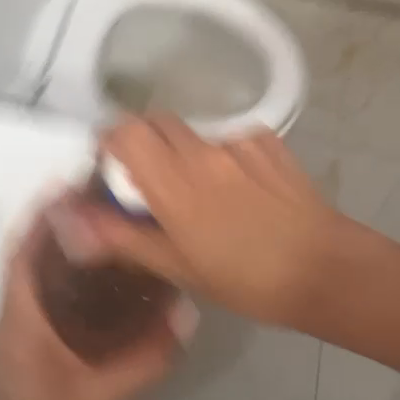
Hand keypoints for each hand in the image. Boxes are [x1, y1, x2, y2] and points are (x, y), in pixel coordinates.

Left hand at [0, 200, 198, 399]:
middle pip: (24, 259)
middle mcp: (3, 322)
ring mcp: (4, 340)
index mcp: (16, 321)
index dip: (43, 215)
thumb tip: (186, 312)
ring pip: (25, 280)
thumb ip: (144, 357)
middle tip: (96, 204)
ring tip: (94, 232)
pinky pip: (29, 301)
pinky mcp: (12, 355)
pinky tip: (84, 283)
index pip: (22, 252)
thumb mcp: (99, 394)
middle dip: (55, 227)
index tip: (72, 184)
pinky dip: (51, 280)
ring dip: (52, 252)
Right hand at [49, 114, 354, 327]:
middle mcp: (203, 150)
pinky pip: (228, 136)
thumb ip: (124, 237)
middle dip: (145, 141)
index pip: (127, 131)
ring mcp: (238, 139)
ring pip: (194, 130)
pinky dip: (221, 154)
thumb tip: (80, 220)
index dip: (110, 140)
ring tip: (201, 190)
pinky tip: (239, 187)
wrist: (319, 264)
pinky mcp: (266, 137)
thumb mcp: (178, 267)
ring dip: (184, 150)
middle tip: (148, 177)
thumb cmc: (244, 277)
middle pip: (158, 121)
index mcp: (176, 183)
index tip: (109, 163)